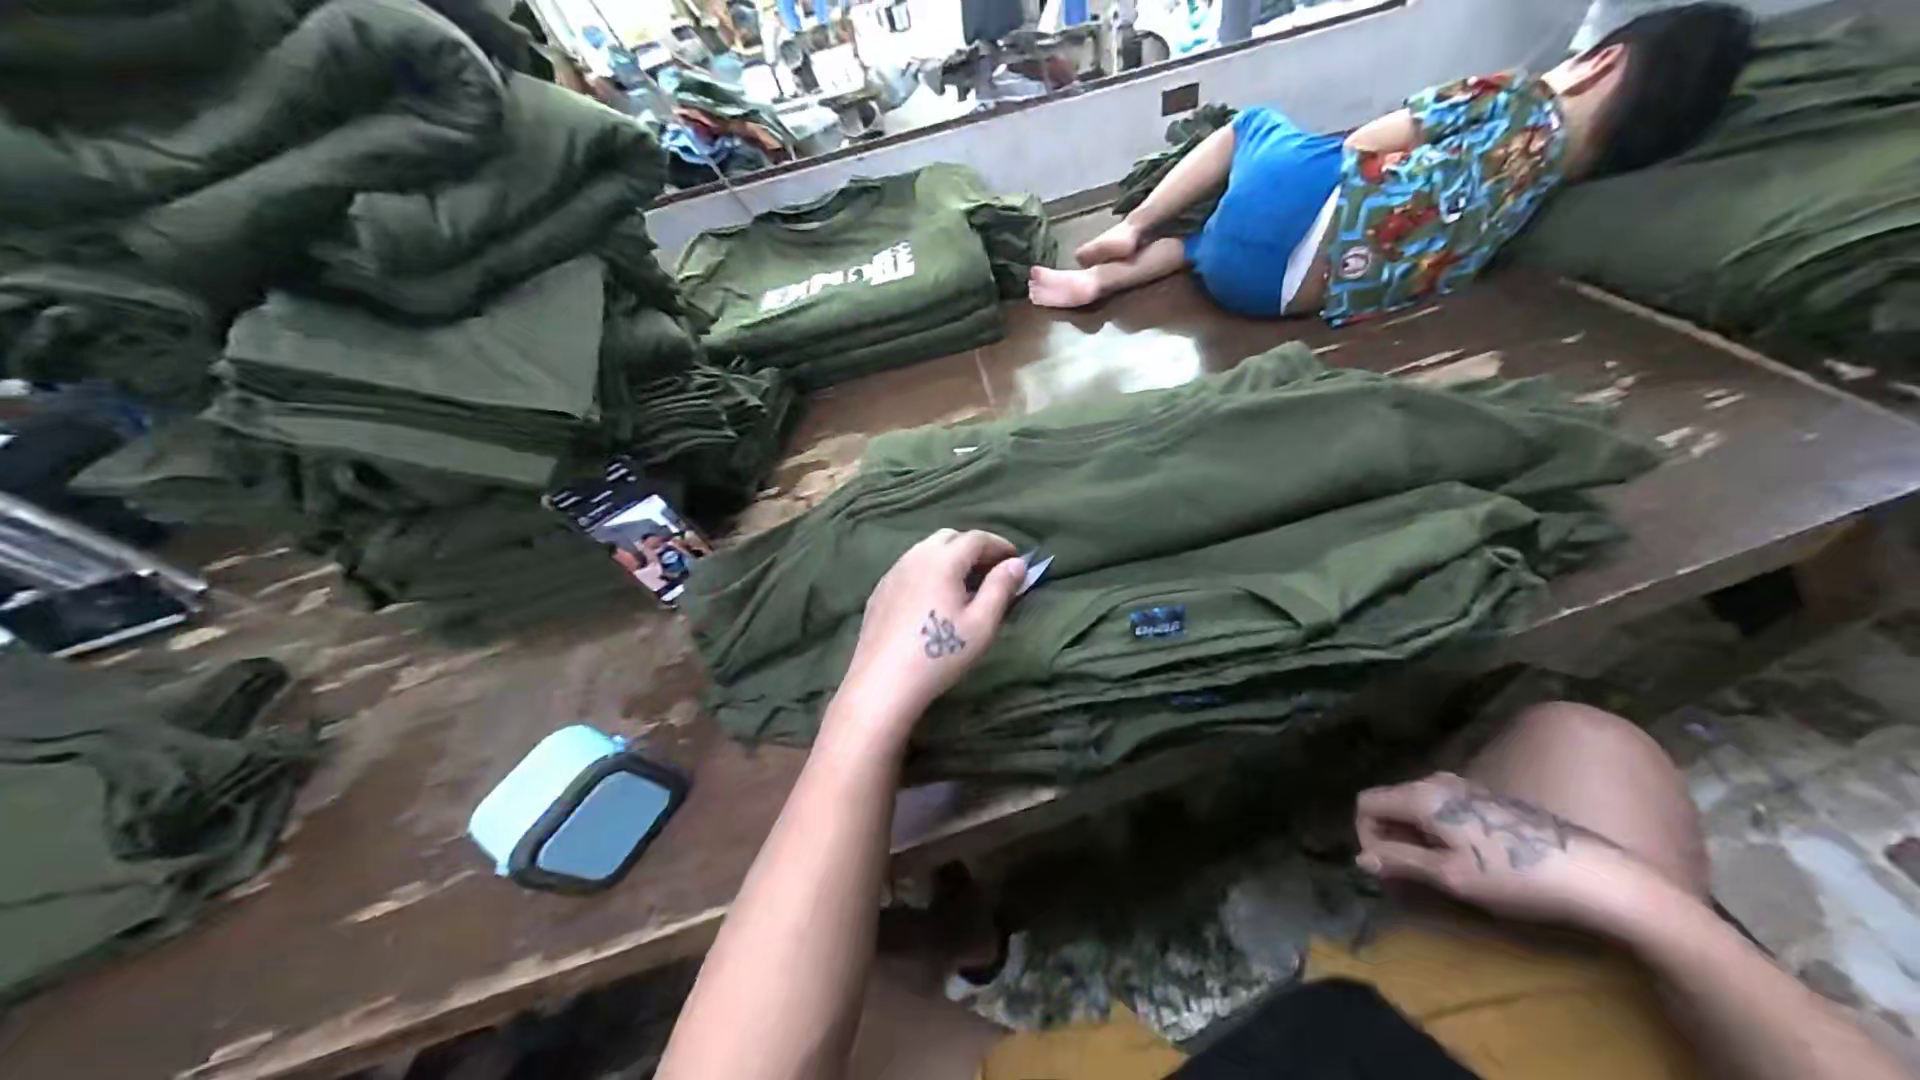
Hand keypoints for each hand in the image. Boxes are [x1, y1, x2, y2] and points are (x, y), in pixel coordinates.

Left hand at [829, 529, 1025, 746]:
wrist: (883, 682)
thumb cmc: (940, 653)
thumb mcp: (981, 623)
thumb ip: (1001, 588)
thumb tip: (1016, 563)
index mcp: (942, 560)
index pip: (976, 538)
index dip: (1000, 545)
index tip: (1016, 560)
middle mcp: (915, 557)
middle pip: (949, 537)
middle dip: (974, 547)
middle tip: (992, 571)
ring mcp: (893, 573)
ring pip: (926, 550)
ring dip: (950, 558)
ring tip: (966, 585)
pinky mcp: (879, 591)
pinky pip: (910, 568)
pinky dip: (929, 571)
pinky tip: (935, 599)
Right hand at [1354, 772, 1685, 938]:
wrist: (1600, 878)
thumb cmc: (1515, 877)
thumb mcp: (1450, 876)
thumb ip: (1398, 862)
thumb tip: (1361, 859)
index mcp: (1421, 795)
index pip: (1366, 803)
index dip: (1364, 835)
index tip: (1386, 870)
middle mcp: (1437, 781)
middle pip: (1390, 802)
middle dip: (1389, 837)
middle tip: (1411, 876)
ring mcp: (1467, 786)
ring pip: (1418, 806)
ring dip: (1415, 836)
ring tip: (1440, 871)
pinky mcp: (1491, 799)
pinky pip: (1444, 808)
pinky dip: (1439, 831)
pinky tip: (1469, 860)